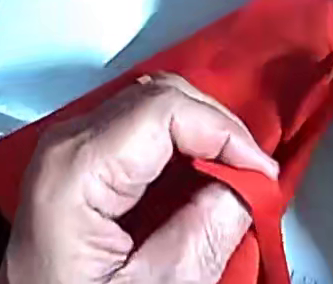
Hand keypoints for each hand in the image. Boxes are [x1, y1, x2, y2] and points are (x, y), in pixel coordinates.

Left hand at [2, 73, 280, 283]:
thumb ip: (200, 237)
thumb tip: (246, 187)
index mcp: (76, 166)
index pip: (163, 108)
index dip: (221, 129)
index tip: (263, 171)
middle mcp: (69, 138)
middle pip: (157, 94)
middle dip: (214, 124)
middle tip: (255, 171)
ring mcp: (71, 142)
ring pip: (151, 101)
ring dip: (200, 127)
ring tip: (237, 169)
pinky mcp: (78, 155)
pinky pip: (138, 124)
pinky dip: (179, 137)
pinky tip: (203, 167)